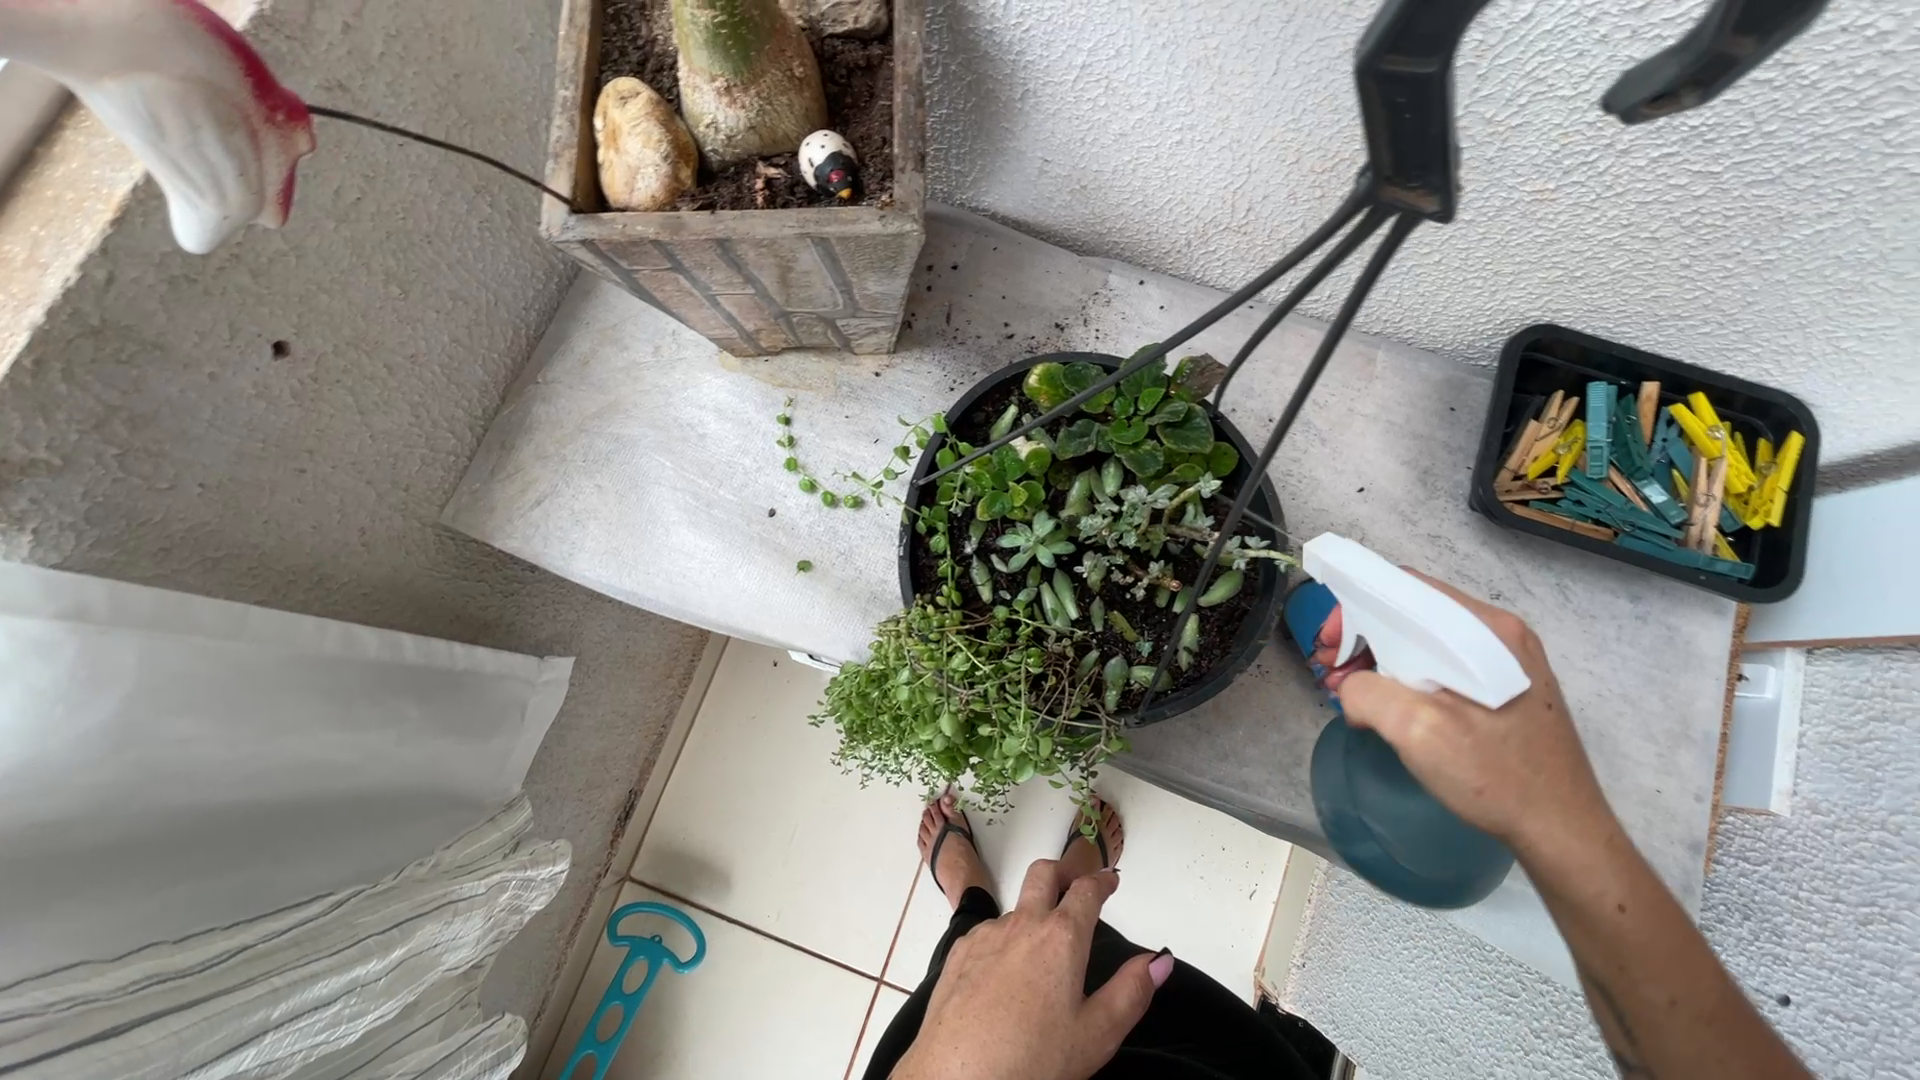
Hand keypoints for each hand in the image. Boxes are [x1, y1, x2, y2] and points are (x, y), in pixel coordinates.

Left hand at [891, 860, 1172, 1079]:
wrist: (956, 1075)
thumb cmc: (1032, 1059)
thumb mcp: (1097, 1034)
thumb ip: (1132, 991)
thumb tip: (1160, 959)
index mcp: (1061, 937)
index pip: (1087, 891)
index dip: (1102, 881)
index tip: (1110, 880)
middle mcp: (1023, 923)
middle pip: (1043, 874)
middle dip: (1064, 871)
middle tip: (1076, 885)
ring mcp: (988, 933)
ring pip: (1015, 906)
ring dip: (1033, 912)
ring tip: (1043, 947)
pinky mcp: (960, 950)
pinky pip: (989, 932)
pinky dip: (1005, 940)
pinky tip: (1006, 974)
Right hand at [1314, 572, 1618, 856]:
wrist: (1562, 832)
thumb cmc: (1494, 776)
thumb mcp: (1416, 730)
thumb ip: (1368, 692)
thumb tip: (1352, 686)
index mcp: (1484, 631)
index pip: (1404, 589)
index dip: (1354, 609)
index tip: (1328, 645)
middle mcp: (1498, 634)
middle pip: (1411, 613)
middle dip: (1362, 638)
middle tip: (1333, 672)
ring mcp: (1504, 661)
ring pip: (1423, 640)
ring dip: (1380, 661)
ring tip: (1354, 696)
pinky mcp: (1503, 686)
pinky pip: (1441, 663)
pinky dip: (1406, 677)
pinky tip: (1389, 708)